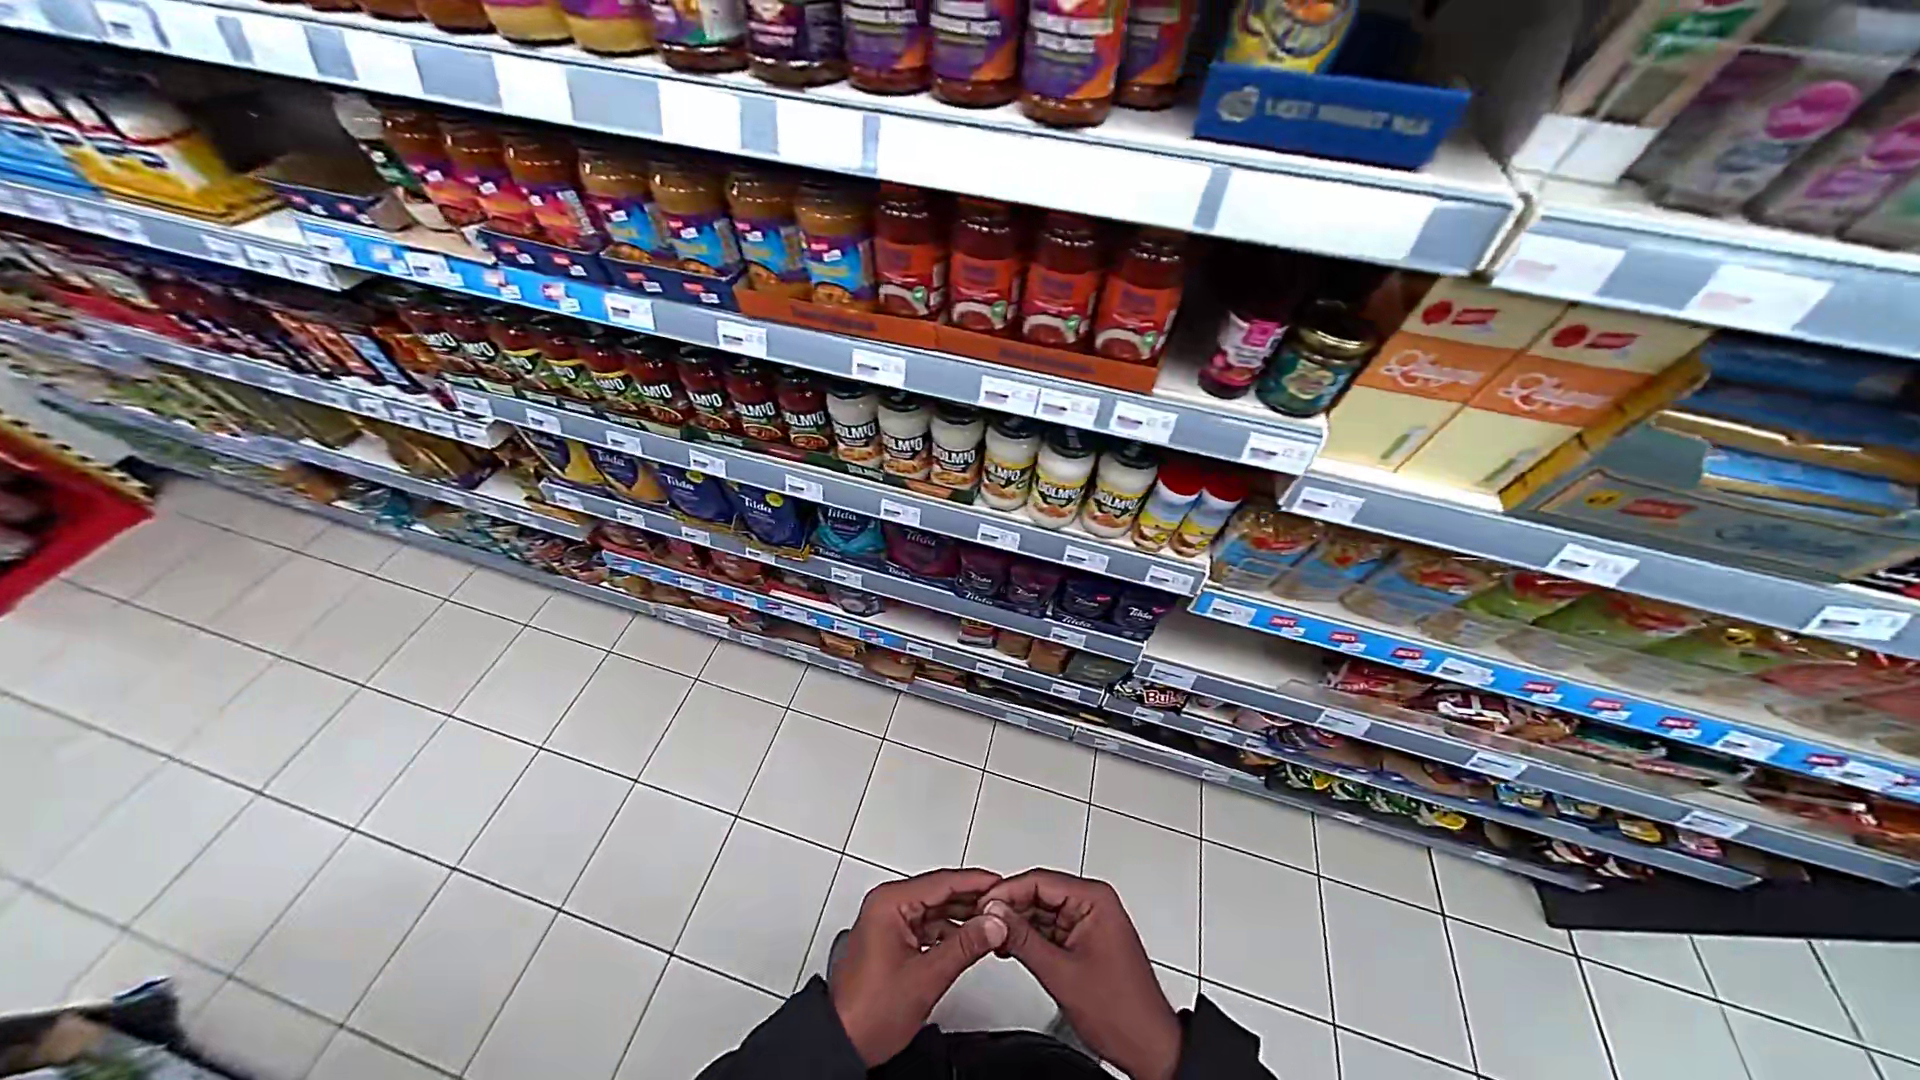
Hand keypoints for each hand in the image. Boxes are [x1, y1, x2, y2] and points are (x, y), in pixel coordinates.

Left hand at [829, 868, 1008, 1065]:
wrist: (842, 1044)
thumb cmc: (867, 1012)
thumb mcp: (926, 976)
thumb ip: (965, 946)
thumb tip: (992, 924)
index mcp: (889, 903)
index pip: (942, 882)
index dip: (975, 882)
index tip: (1000, 884)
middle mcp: (887, 906)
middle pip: (939, 893)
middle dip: (972, 900)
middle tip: (1002, 905)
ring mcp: (889, 922)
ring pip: (936, 910)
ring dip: (962, 917)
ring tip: (991, 923)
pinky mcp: (893, 939)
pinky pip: (928, 926)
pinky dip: (949, 932)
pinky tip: (969, 940)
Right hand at [980, 869, 1180, 1079]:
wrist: (1148, 1048)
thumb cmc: (1123, 1012)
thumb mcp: (1062, 973)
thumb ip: (1024, 939)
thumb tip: (996, 914)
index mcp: (1095, 899)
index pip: (1040, 881)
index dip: (1007, 892)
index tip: (983, 905)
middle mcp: (1093, 904)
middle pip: (1039, 893)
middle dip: (1010, 908)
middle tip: (983, 921)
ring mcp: (1088, 921)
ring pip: (1041, 911)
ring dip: (1017, 924)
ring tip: (994, 937)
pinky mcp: (1083, 938)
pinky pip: (1049, 928)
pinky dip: (1029, 937)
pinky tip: (1011, 946)